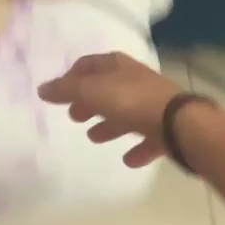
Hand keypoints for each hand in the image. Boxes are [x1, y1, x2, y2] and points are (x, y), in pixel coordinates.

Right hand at [38, 52, 188, 167]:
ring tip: (93, 138)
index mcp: (116, 65)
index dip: (70, 77)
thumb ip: (65, 90)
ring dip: (109, 125)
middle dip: (88, 102)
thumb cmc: (131, 100)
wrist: (183, 124)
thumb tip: (41, 89)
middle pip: (105, 89)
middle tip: (73, 117)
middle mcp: (134, 79)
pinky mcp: (168, 127)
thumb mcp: (91, 91)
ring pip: (125, 113)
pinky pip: (147, 137)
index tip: (59, 94)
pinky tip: (127, 160)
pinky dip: (136, 146)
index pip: (87, 65)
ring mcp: (153, 103)